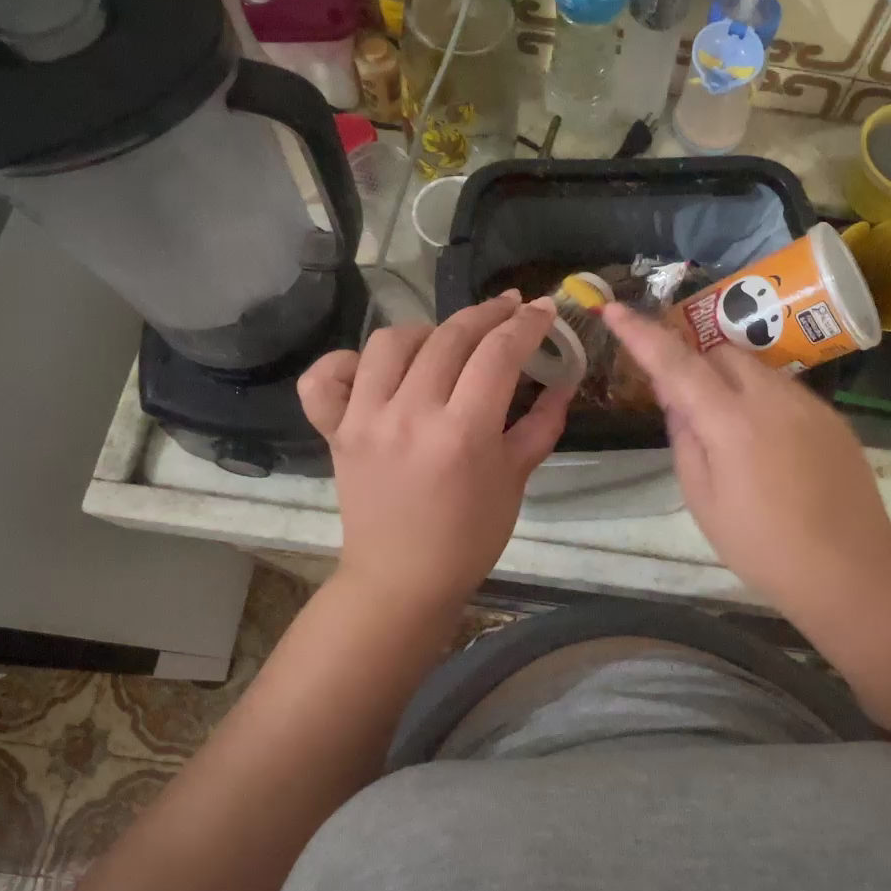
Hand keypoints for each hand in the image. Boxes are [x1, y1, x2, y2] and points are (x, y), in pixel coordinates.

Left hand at [298, 291, 571, 611]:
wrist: (402, 580)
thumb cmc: (469, 537)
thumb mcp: (515, 480)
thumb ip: (540, 425)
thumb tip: (563, 382)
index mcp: (463, 433)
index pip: (499, 353)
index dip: (527, 323)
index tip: (542, 310)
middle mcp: (410, 415)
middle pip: (450, 337)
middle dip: (488, 314)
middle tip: (509, 309)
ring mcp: (364, 419)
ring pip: (391, 341)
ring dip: (426, 331)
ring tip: (446, 343)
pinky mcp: (334, 431)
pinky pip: (327, 376)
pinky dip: (347, 361)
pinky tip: (375, 370)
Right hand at [602, 303, 890, 615]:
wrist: (850, 573)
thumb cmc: (763, 548)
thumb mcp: (703, 501)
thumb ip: (685, 441)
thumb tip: (677, 402)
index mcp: (731, 422)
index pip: (676, 363)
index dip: (641, 334)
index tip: (615, 309)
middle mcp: (772, 398)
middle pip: (721, 352)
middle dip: (696, 365)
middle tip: (686, 406)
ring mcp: (809, 405)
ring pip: (757, 369)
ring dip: (732, 384)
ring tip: (732, 437)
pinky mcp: (833, 419)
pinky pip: (786, 392)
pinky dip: (764, 403)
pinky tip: (771, 451)